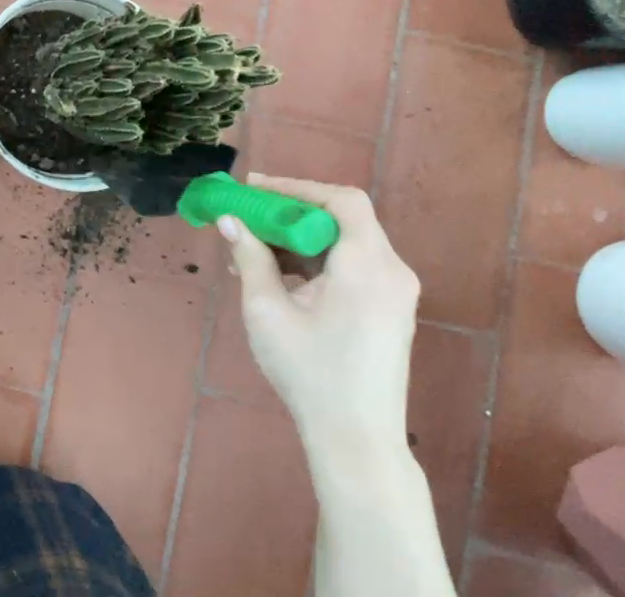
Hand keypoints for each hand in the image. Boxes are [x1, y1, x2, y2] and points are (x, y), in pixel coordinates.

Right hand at [219, 174, 419, 458]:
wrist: (355, 436)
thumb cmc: (309, 371)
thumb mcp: (267, 310)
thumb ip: (250, 259)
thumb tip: (229, 221)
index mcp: (367, 266)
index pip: (342, 200)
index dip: (296, 187)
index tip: (253, 189)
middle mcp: (391, 271)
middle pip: (344, 219)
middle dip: (291, 212)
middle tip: (245, 215)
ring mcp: (395, 293)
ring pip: (345, 243)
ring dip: (299, 238)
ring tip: (250, 250)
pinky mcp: (388, 310)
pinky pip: (351, 267)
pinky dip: (314, 261)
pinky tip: (276, 277)